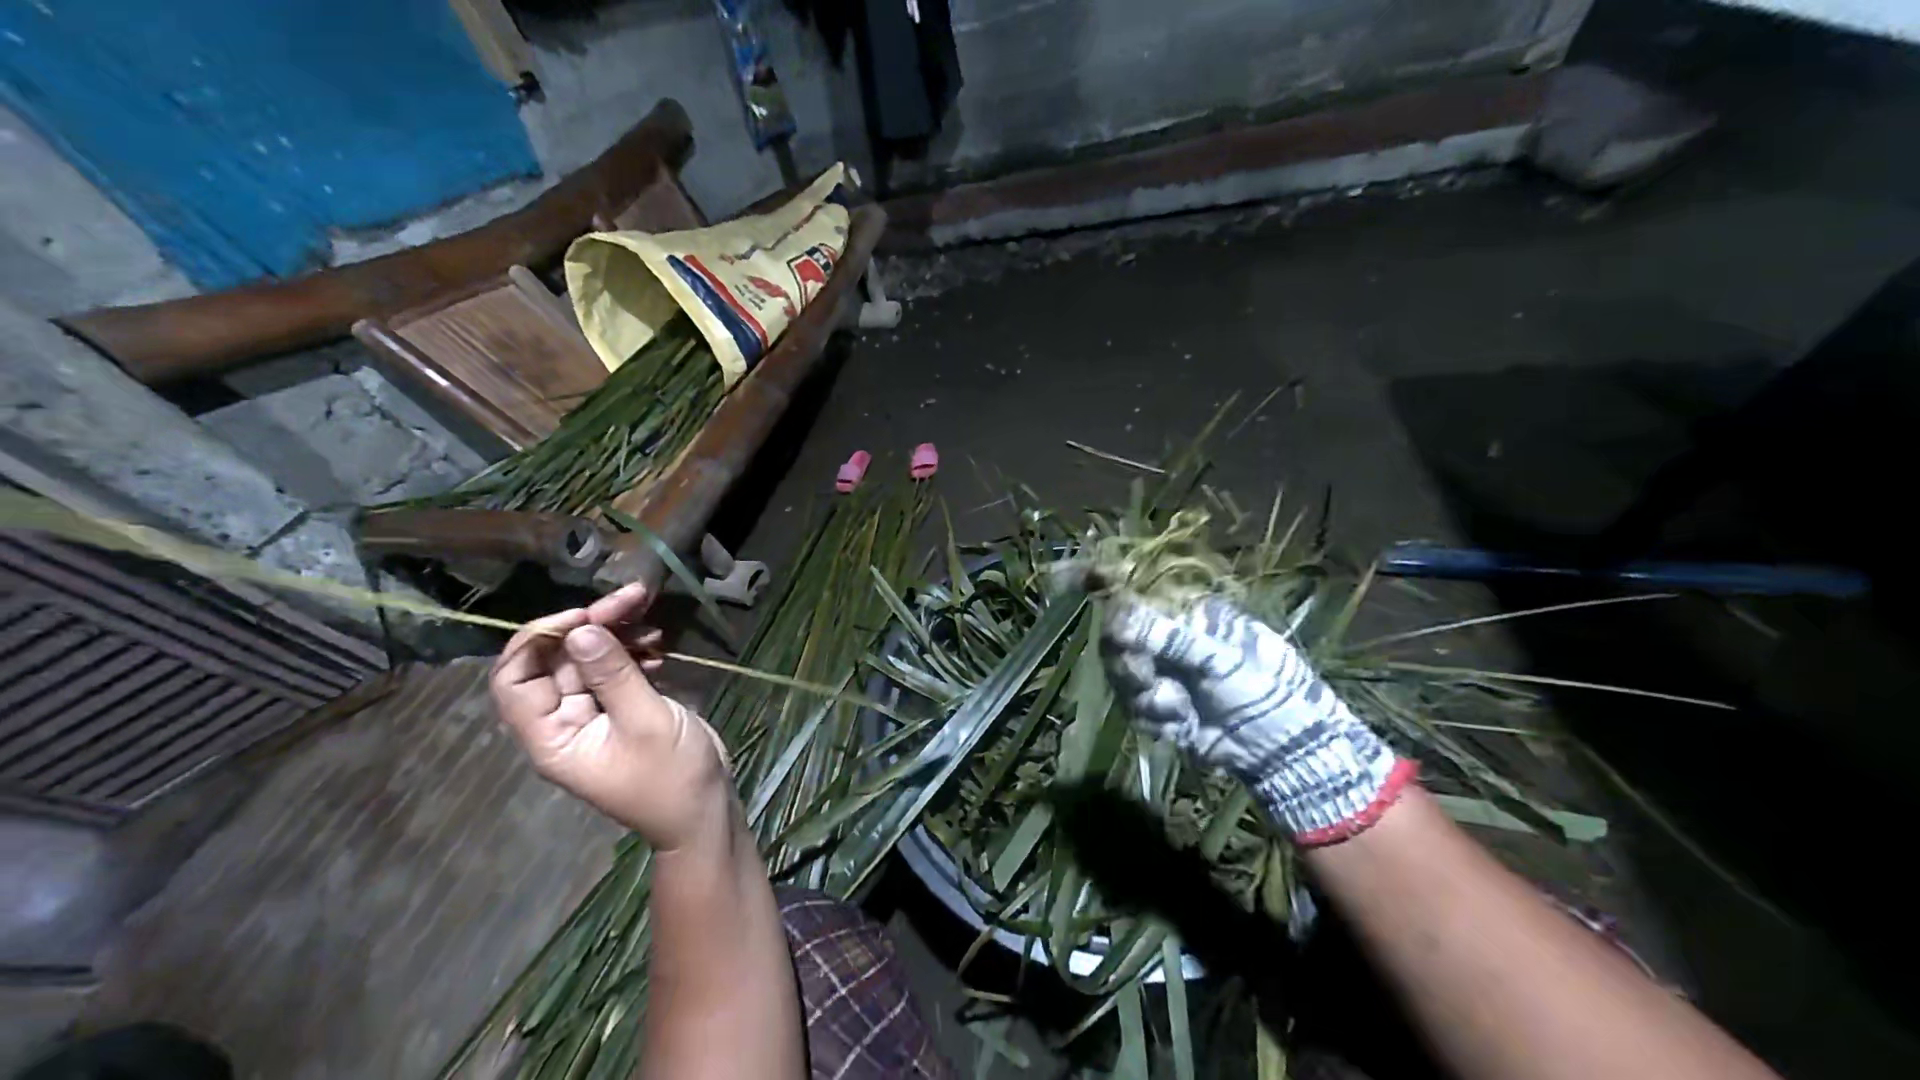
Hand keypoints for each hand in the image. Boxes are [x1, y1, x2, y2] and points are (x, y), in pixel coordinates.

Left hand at [491, 584, 731, 850]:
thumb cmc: (673, 777)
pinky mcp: (622, 709)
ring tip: (651, 614)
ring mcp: (594, 715)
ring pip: (589, 660)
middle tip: (632, 597)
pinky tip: (659, 646)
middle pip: (557, 660)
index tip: (582, 616)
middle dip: (591, 625)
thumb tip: (581, 630)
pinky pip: (614, 670)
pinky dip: (633, 651)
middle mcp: (563, 722)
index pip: (514, 680)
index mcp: (552, 737)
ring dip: (616, 633)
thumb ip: (613, 675)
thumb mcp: (647, 723)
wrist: (705, 810)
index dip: (537, 640)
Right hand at [1100, 593, 1414, 844]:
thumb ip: (1169, 637)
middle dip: (1132, 669)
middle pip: (1118, 644)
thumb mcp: (1218, 659)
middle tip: (1148, 683)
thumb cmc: (1262, 689)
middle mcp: (1170, 639)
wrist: (1282, 750)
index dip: (1120, 621)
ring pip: (1123, 680)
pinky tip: (1182, 728)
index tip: (1123, 643)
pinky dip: (1156, 721)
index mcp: (1188, 614)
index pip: (1135, 604)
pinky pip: (1135, 710)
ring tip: (1179, 712)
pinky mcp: (1161, 706)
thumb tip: (1119, 618)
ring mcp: (1164, 673)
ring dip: (1147, 700)